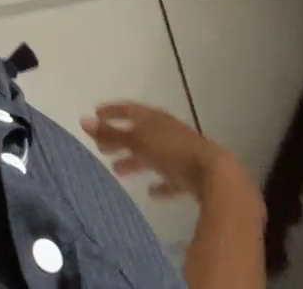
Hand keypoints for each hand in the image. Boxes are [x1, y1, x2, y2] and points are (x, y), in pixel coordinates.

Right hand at [82, 102, 247, 201]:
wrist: (220, 180)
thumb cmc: (173, 154)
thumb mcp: (137, 142)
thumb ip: (110, 133)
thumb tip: (82, 120)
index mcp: (154, 119)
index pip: (128, 109)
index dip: (112, 111)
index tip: (95, 114)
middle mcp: (168, 131)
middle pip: (140, 133)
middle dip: (120, 140)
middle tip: (102, 148)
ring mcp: (183, 153)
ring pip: (154, 155)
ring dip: (136, 161)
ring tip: (118, 171)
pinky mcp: (195, 175)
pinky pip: (173, 178)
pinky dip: (161, 183)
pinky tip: (152, 193)